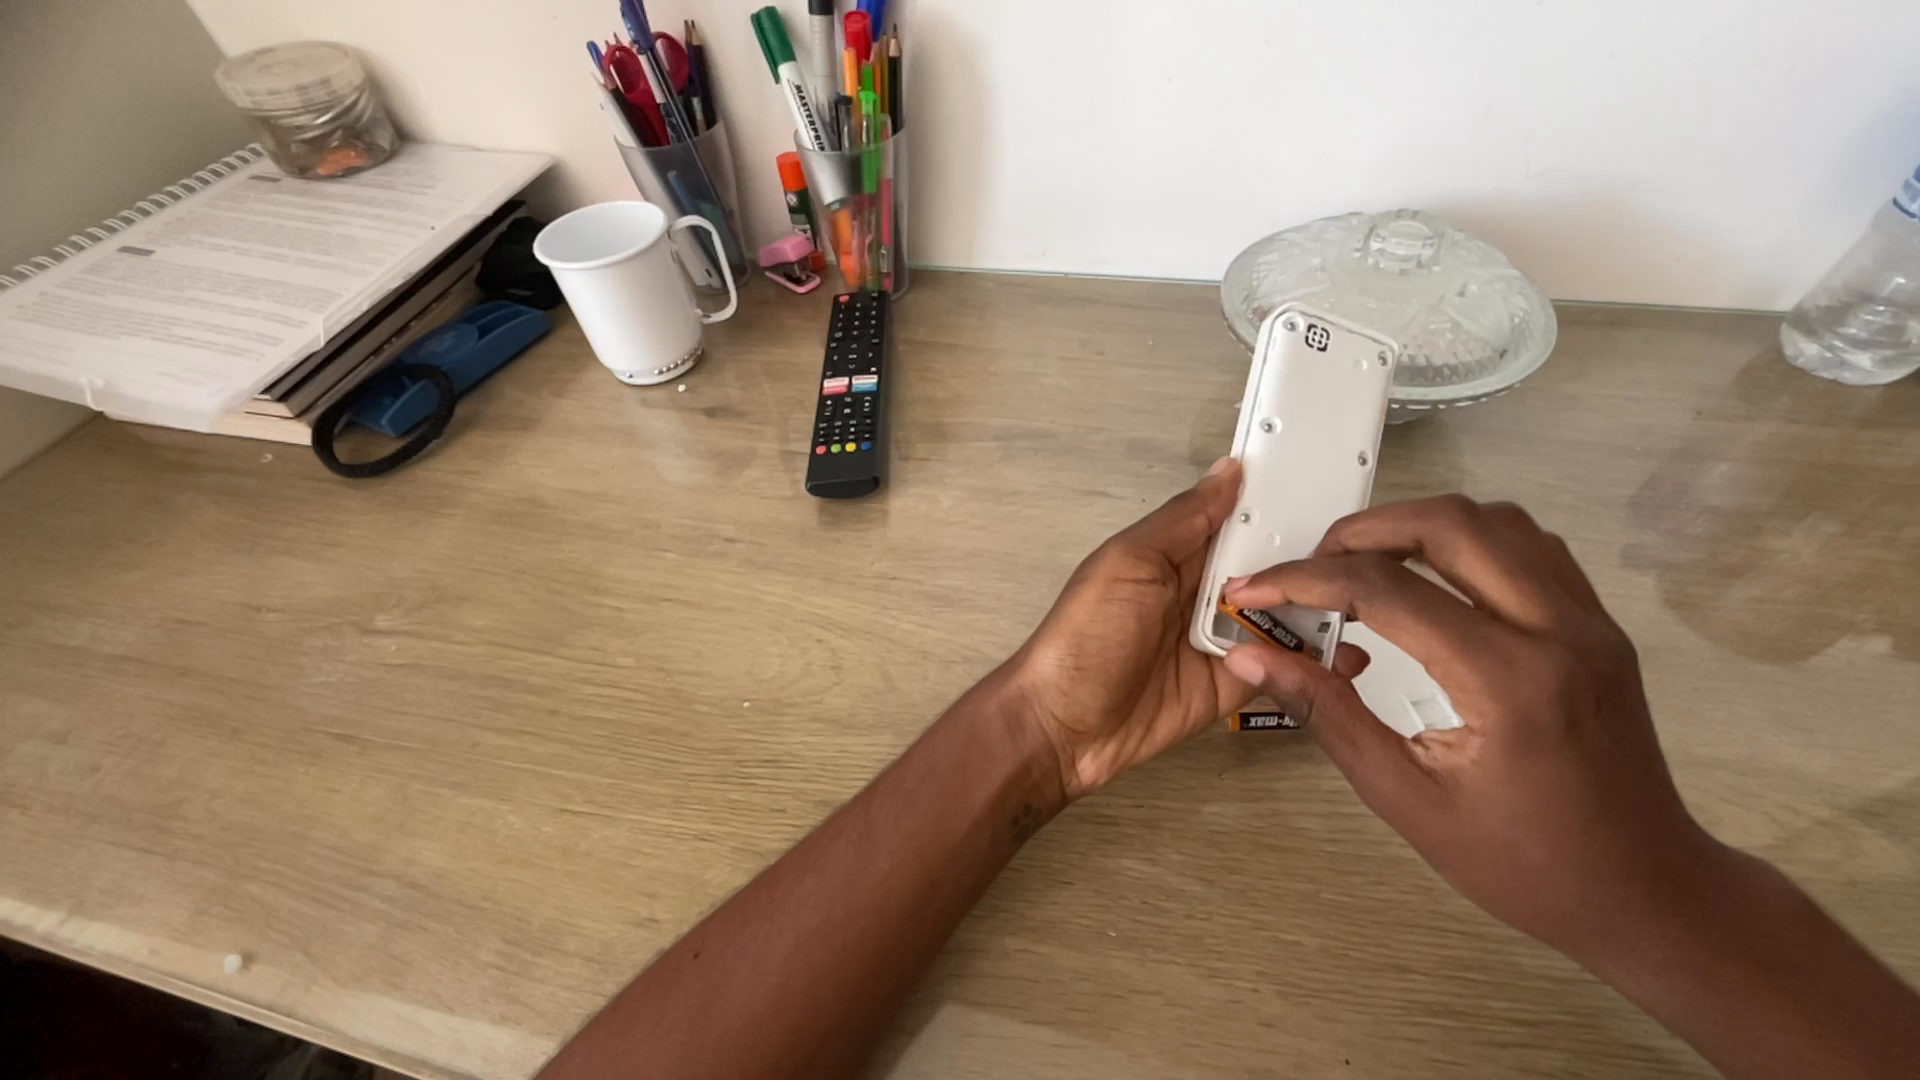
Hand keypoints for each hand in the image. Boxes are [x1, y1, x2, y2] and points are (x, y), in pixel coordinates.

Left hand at [1002, 458, 1368, 800]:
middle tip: (1362, 556)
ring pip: (1281, 618)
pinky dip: (1310, 661)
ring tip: (1369, 600)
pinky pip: (1279, 668)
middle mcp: (1198, 596)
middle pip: (1266, 571)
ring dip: (1316, 611)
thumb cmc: (1083, 637)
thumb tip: (1227, 471)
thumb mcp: (1129, 564)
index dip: (1276, 509)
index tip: (1329, 489)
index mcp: (1173, 558)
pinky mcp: (1230, 685)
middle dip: (1306, 562)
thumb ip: (1182, 520)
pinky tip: (1346, 654)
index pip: (1235, 524)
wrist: (1063, 726)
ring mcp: (1217, 642)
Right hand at [1218, 495, 1716, 954]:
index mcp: (1505, 680)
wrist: (1647, 894)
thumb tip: (1249, 657)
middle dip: (1359, 532)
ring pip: (1494, 520)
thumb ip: (1323, 712)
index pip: (1384, 591)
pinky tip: (1427, 577)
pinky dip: (1463, 541)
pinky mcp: (1598, 624)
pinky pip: (1527, 546)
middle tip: (1308, 567)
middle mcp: (1557, 630)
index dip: (1303, 581)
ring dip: (1414, 526)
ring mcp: (1589, 620)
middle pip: (1448, 525)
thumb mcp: (1401, 795)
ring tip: (1360, 564)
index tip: (1252, 590)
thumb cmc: (1519, 861)